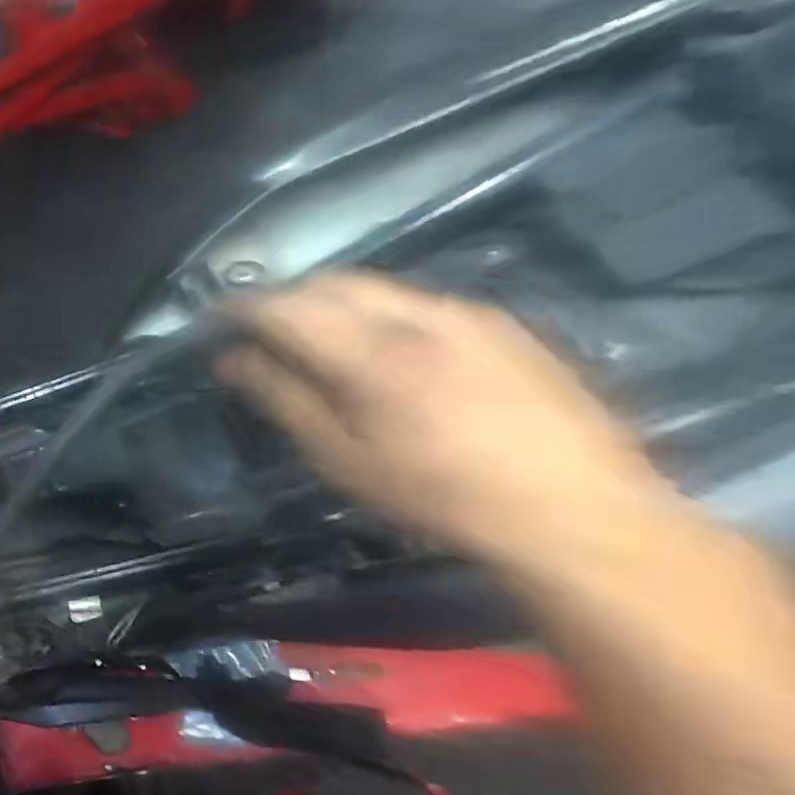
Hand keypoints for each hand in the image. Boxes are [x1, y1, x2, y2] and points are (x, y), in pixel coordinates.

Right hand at [219, 271, 671, 565]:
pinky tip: (391, 351)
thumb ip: (283, 399)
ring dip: (335, 302)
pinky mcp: (500, 322)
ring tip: (322, 338)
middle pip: (331, 282)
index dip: (244, 306)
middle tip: (265, 329)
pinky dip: (383, 312)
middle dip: (288, 296)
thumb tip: (232, 360)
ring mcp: (464, 312)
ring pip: (377, 287)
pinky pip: (420, 301)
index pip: (286, 306)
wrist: (575, 512)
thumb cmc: (439, 497)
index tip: (219, 317)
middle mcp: (416, 313)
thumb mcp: (345, 459)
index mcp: (371, 351)